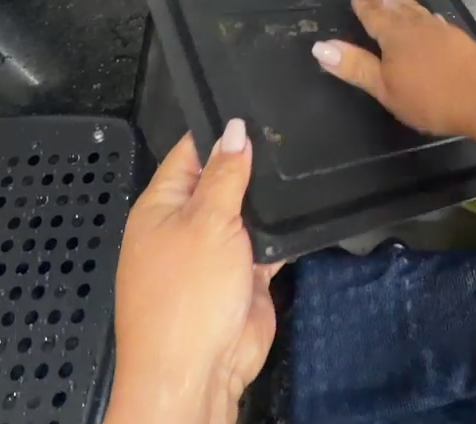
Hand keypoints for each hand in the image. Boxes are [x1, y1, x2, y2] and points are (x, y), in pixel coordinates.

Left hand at [106, 123, 281, 423]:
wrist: (198, 374)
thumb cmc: (187, 292)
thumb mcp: (206, 222)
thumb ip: (226, 173)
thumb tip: (234, 127)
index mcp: (162, 206)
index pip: (191, 151)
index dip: (222, 128)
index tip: (258, 100)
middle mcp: (187, 223)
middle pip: (224, 178)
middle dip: (254, 160)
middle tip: (295, 122)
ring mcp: (218, 250)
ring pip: (249, 210)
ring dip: (272, 195)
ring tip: (310, 152)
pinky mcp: (245, 274)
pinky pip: (268, 241)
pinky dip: (285, 229)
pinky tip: (313, 200)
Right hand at [310, 0, 475, 135]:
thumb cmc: (431, 97)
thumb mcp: (385, 88)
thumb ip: (356, 67)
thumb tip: (320, 46)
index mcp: (395, 36)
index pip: (374, 15)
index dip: (364, 5)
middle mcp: (417, 26)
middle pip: (396, 7)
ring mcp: (441, 31)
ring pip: (417, 10)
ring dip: (404, 1)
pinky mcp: (459, 40)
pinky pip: (434, 20)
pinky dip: (424, 14)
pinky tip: (429, 18)